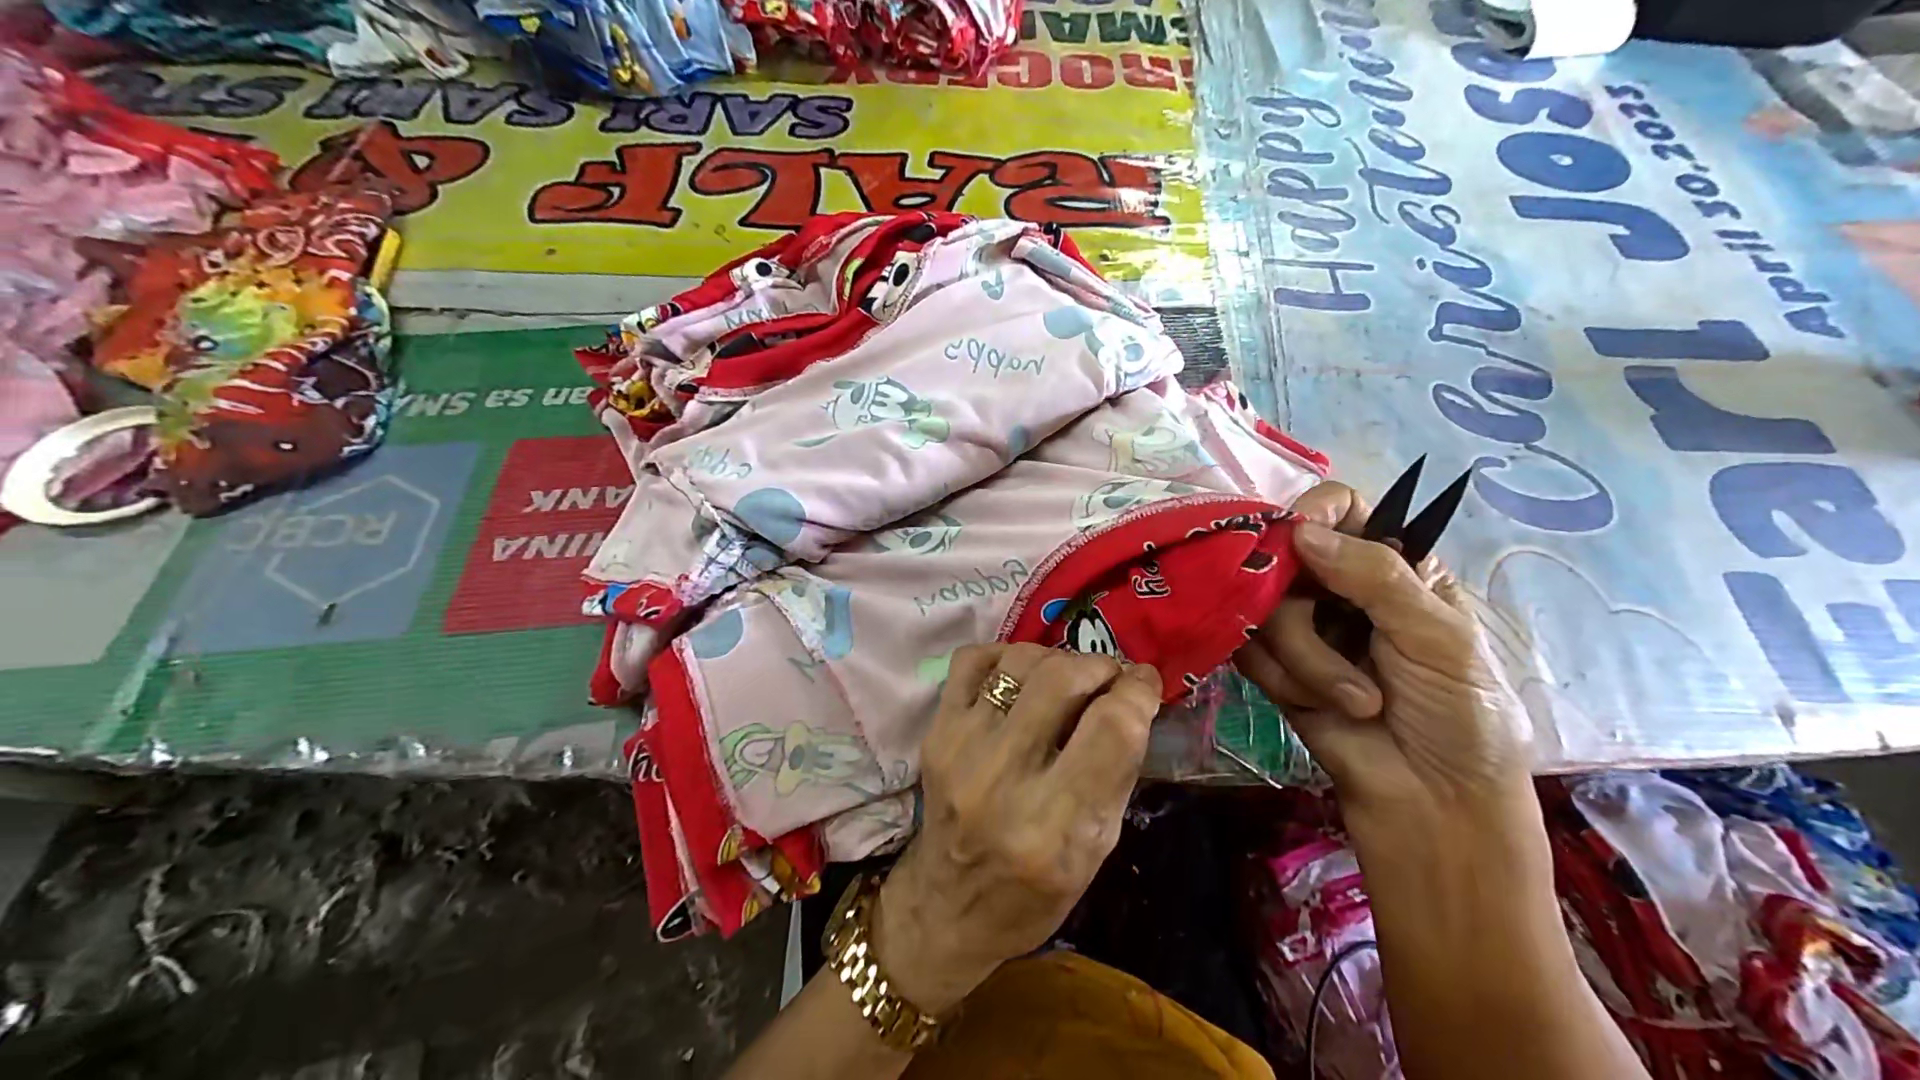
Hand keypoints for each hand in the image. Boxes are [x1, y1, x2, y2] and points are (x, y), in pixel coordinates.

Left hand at [871, 644, 1162, 1013]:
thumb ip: (1117, 771)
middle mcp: (1002, 779)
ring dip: (1058, 659)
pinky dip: (1005, 656)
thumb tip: (1134, 698)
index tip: (1145, 684)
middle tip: (1111, 677)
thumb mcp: (1097, 850)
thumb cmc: (1033, 893)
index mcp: (1054, 825)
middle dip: (1100, 666)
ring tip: (1070, 677)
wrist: (947, 908)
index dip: (1138, 692)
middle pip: (1062, 679)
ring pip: (1018, 661)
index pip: (1111, 728)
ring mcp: (960, 749)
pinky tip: (1023, 677)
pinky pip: (971, 660)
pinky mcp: (935, 733)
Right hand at [1233, 482, 1532, 828]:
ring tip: (1355, 699)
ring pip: (1264, 610)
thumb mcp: (1438, 637)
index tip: (1300, 536)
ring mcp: (1303, 629)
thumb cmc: (1461, 714)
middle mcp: (1339, 590)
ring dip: (1308, 660)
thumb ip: (1375, 576)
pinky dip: (1285, 679)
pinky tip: (1317, 705)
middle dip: (1306, 610)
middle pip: (1286, 560)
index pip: (1341, 510)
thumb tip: (1299, 530)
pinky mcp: (1274, 667)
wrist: (1432, 802)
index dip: (1316, 513)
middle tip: (1338, 636)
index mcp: (1392, 568)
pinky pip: (1250, 650)